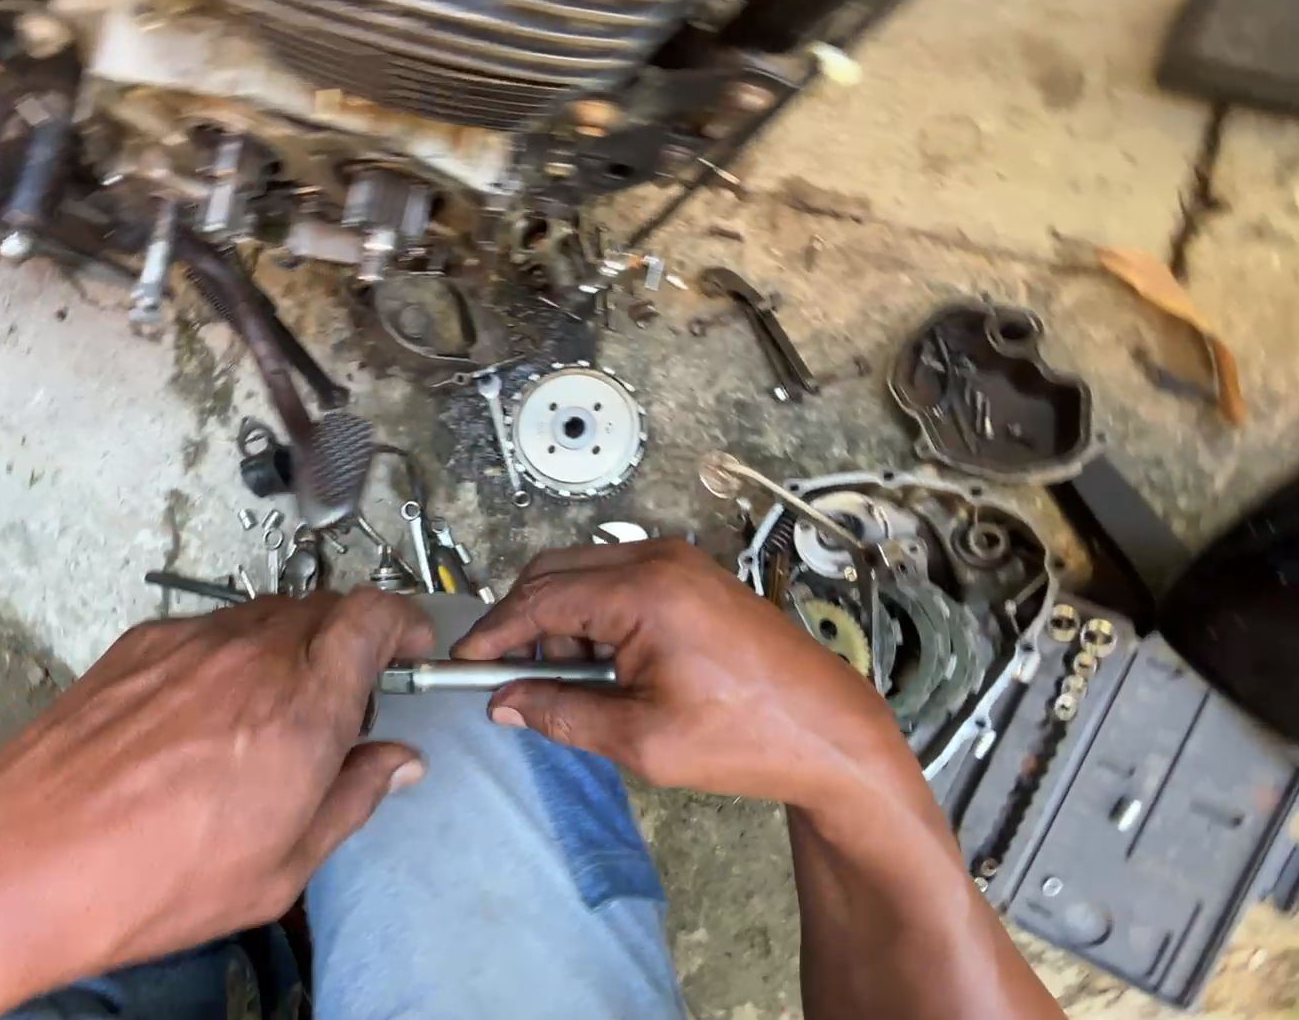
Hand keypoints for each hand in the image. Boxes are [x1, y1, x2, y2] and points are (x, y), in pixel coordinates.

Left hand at [0, 588, 431, 1010]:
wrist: (18, 858)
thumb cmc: (154, 876)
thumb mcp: (282, 866)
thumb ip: (353, 797)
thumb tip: (396, 762)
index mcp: (303, 703)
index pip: (376, 616)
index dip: (405, 621)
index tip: (410, 644)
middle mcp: (256, 652)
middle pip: (330, 610)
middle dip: (354, 643)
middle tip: (345, 698)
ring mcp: (197, 639)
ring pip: (273, 616)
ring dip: (295, 646)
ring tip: (272, 710)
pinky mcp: (147, 641)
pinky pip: (217, 630)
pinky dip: (238, 653)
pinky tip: (209, 710)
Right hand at [452, 539, 913, 809]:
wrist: (833, 731)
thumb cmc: (742, 739)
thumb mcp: (642, 739)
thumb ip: (561, 713)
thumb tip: (503, 704)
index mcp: (644, 591)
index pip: (540, 599)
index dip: (495, 632)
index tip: (465, 662)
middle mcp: (655, 558)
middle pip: (553, 572)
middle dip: (523, 621)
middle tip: (514, 675)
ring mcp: (676, 559)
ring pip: (581, 572)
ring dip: (557, 617)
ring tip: (568, 677)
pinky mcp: (688, 572)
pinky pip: (614, 578)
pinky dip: (590, 611)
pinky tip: (602, 658)